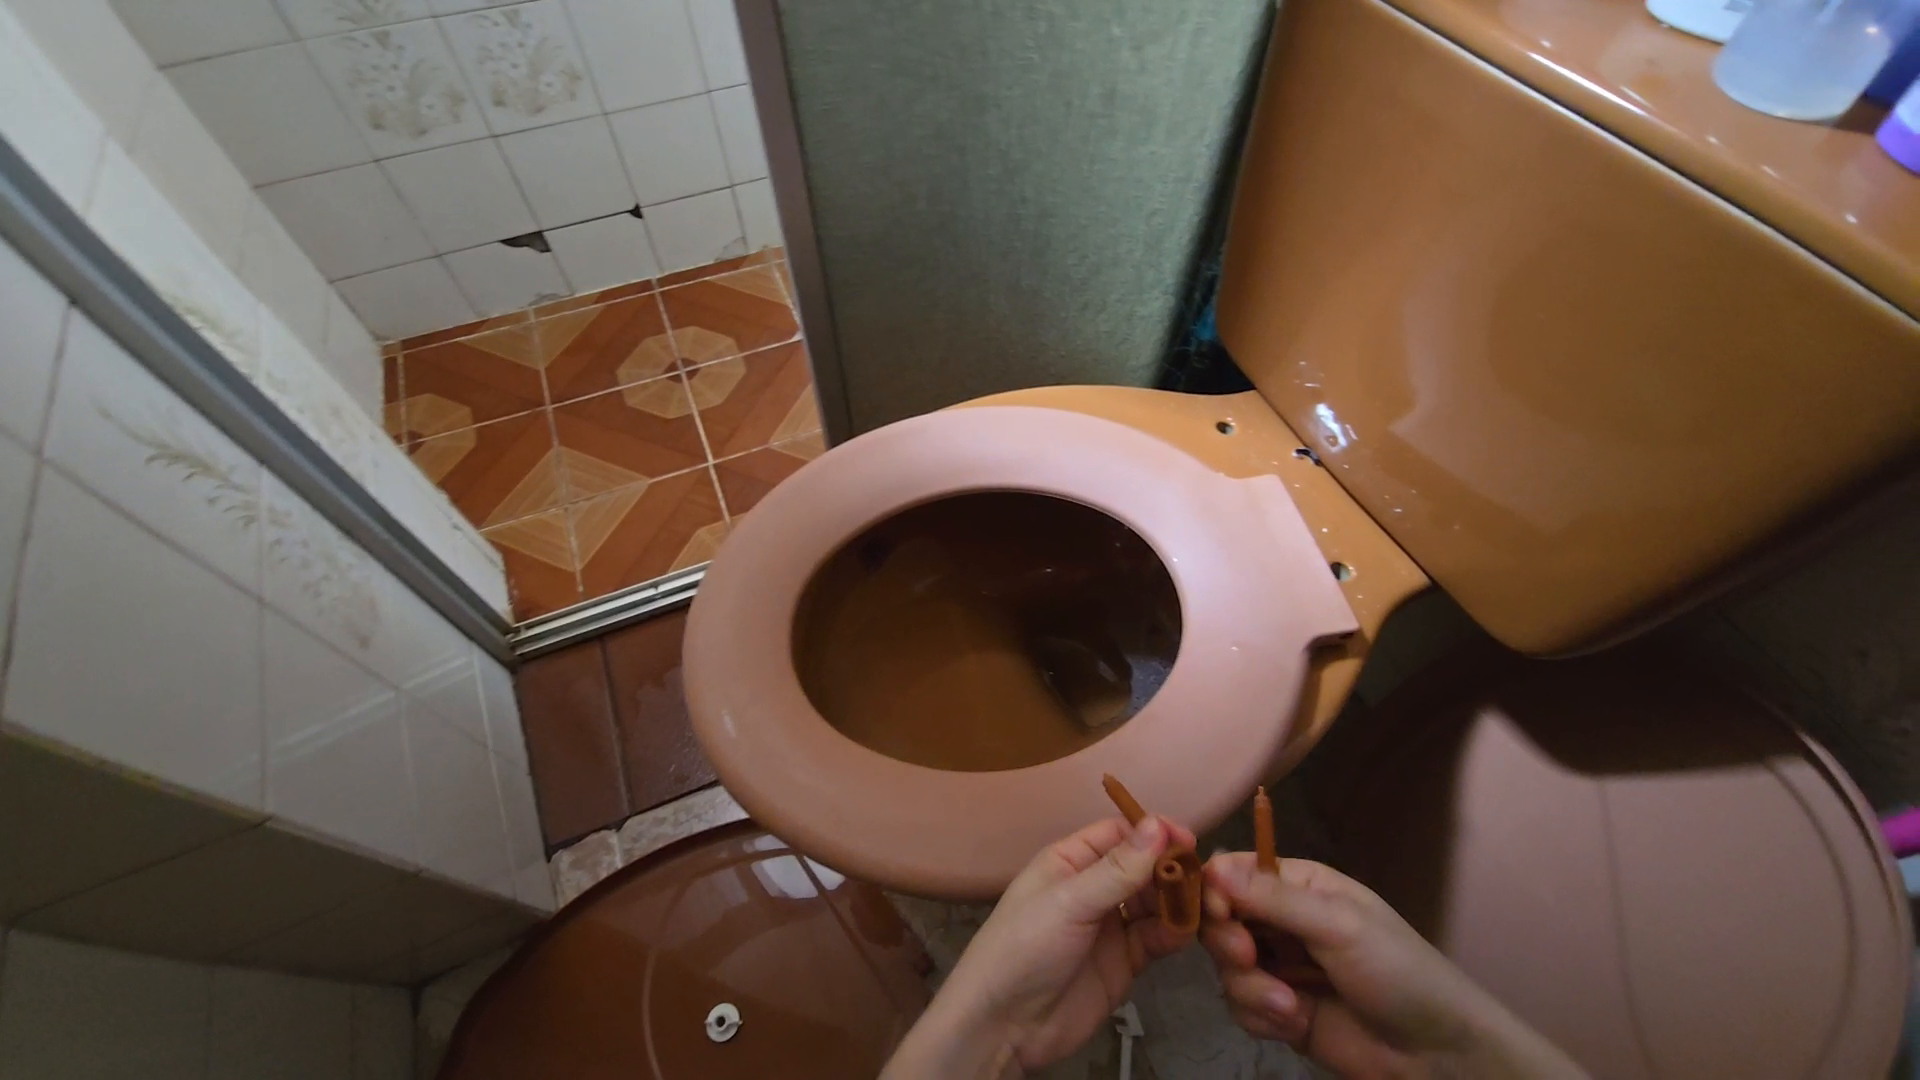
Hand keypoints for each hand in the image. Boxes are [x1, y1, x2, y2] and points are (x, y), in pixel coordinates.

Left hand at [880, 815, 1197, 1078]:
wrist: (1005, 1025)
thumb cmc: (1025, 947)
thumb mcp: (1070, 902)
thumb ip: (1117, 869)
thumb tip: (1157, 824)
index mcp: (1071, 860)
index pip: (1119, 834)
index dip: (1153, 833)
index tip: (1189, 840)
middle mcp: (1093, 886)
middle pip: (1143, 867)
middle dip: (1172, 869)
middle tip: (1206, 878)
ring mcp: (1110, 924)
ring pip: (1154, 901)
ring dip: (1178, 900)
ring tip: (1206, 906)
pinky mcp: (1125, 961)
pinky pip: (1156, 937)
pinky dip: (1174, 932)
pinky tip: (1187, 933)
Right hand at [1202, 853, 1586, 1078]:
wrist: (1441, 1059)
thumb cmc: (1397, 972)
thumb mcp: (1338, 925)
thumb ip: (1272, 898)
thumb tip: (1210, 867)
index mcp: (1297, 885)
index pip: (1233, 871)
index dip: (1214, 888)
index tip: (1216, 912)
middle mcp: (1280, 920)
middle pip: (1219, 918)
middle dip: (1228, 942)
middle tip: (1249, 958)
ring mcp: (1278, 967)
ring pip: (1226, 966)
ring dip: (1250, 987)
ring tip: (1288, 1006)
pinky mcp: (1279, 1011)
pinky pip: (1240, 1006)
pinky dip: (1261, 1016)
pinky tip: (1294, 1024)